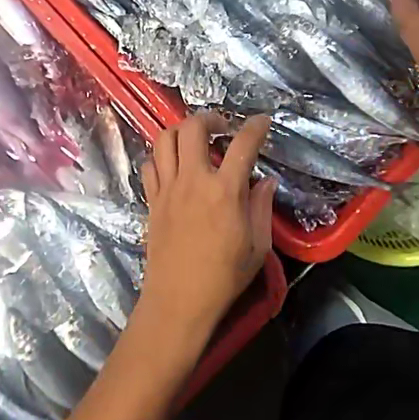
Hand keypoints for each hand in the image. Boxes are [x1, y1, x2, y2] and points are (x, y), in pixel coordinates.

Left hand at [138, 112, 274, 343]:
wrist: (178, 301)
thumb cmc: (224, 276)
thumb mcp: (258, 245)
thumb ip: (262, 207)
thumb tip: (267, 182)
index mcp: (225, 191)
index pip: (243, 145)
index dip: (255, 127)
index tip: (263, 121)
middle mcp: (193, 181)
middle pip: (193, 128)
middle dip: (210, 118)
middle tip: (223, 128)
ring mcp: (168, 189)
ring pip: (165, 139)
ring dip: (182, 130)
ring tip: (197, 139)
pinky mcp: (152, 201)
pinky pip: (151, 164)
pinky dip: (163, 155)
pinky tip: (177, 165)